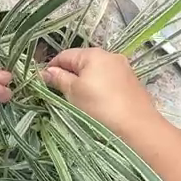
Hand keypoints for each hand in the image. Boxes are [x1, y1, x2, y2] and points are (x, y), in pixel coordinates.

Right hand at [42, 48, 160, 134]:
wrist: (137, 126)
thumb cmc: (100, 107)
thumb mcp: (74, 92)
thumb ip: (59, 79)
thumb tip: (47, 71)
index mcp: (93, 54)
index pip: (65, 55)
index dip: (52, 67)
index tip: (43, 82)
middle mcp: (110, 56)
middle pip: (81, 62)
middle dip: (69, 75)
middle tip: (59, 93)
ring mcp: (123, 68)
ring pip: (96, 71)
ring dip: (84, 82)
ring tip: (77, 100)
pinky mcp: (131, 82)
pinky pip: (108, 80)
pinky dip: (99, 87)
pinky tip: (97, 102)